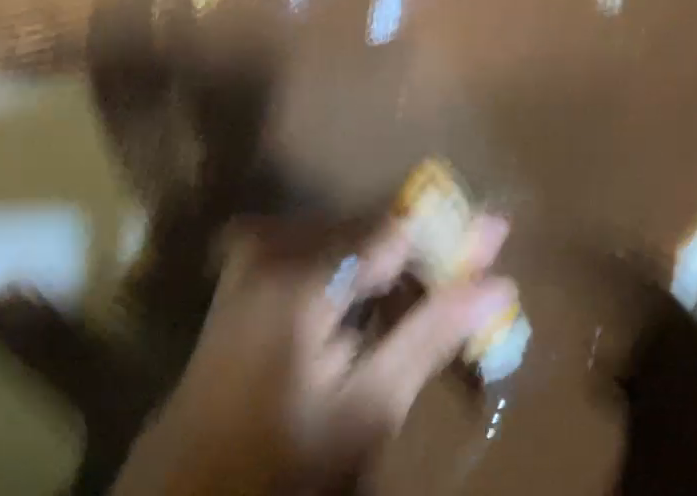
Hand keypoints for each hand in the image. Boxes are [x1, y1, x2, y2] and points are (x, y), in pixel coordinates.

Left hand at [113, 214, 517, 494]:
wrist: (197, 471)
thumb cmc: (287, 446)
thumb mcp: (369, 404)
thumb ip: (431, 335)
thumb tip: (499, 283)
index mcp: (300, 274)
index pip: (395, 228)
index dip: (450, 233)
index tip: (497, 236)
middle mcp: (272, 242)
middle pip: (370, 225)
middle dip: (422, 249)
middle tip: (471, 272)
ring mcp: (253, 247)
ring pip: (347, 231)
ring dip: (390, 258)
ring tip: (428, 292)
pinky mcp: (247, 260)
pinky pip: (320, 241)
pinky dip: (355, 262)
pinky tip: (374, 296)